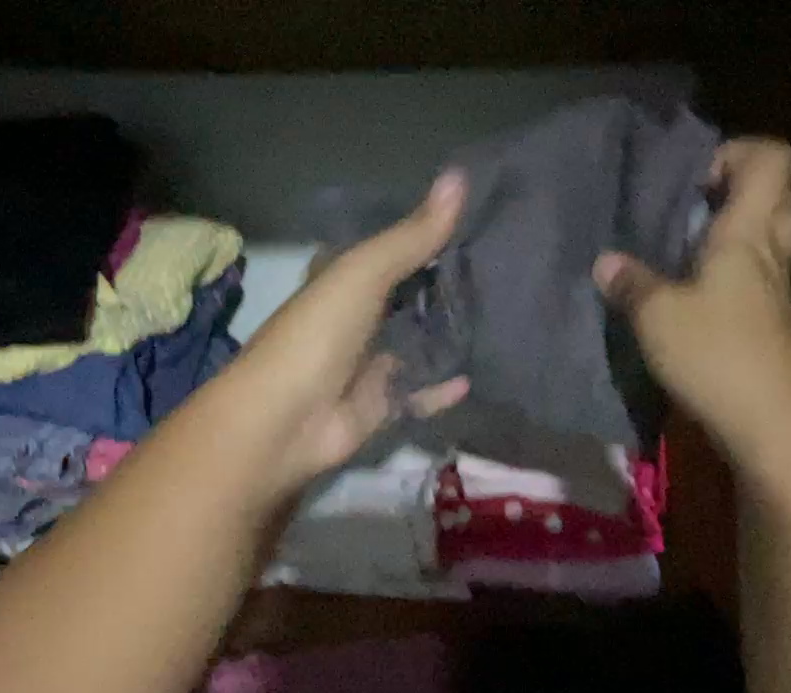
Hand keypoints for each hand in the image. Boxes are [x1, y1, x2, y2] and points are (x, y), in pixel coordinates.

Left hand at [222, 171, 471, 497]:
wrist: (285, 418)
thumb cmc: (318, 334)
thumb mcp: (364, 272)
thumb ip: (411, 236)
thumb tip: (460, 176)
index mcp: (343, 280)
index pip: (390, 252)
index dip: (427, 236)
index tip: (478, 220)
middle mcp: (356, 320)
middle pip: (409, 300)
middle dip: (447, 289)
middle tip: (504, 272)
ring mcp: (368, 366)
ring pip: (417, 348)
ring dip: (449, 339)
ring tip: (502, 322)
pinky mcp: (379, 407)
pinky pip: (418, 396)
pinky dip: (442, 389)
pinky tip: (474, 377)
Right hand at [593, 138, 790, 461]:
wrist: (767, 421)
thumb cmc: (713, 353)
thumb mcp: (656, 317)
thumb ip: (631, 285)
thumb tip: (605, 261)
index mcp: (746, 235)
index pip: (770, 162)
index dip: (738, 154)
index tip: (696, 178)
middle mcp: (770, 258)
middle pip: (789, 204)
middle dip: (755, 199)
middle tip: (707, 218)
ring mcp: (777, 300)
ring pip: (774, 252)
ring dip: (741, 249)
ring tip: (690, 267)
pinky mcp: (771, 335)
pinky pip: (758, 293)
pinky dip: (733, 291)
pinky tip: (695, 313)